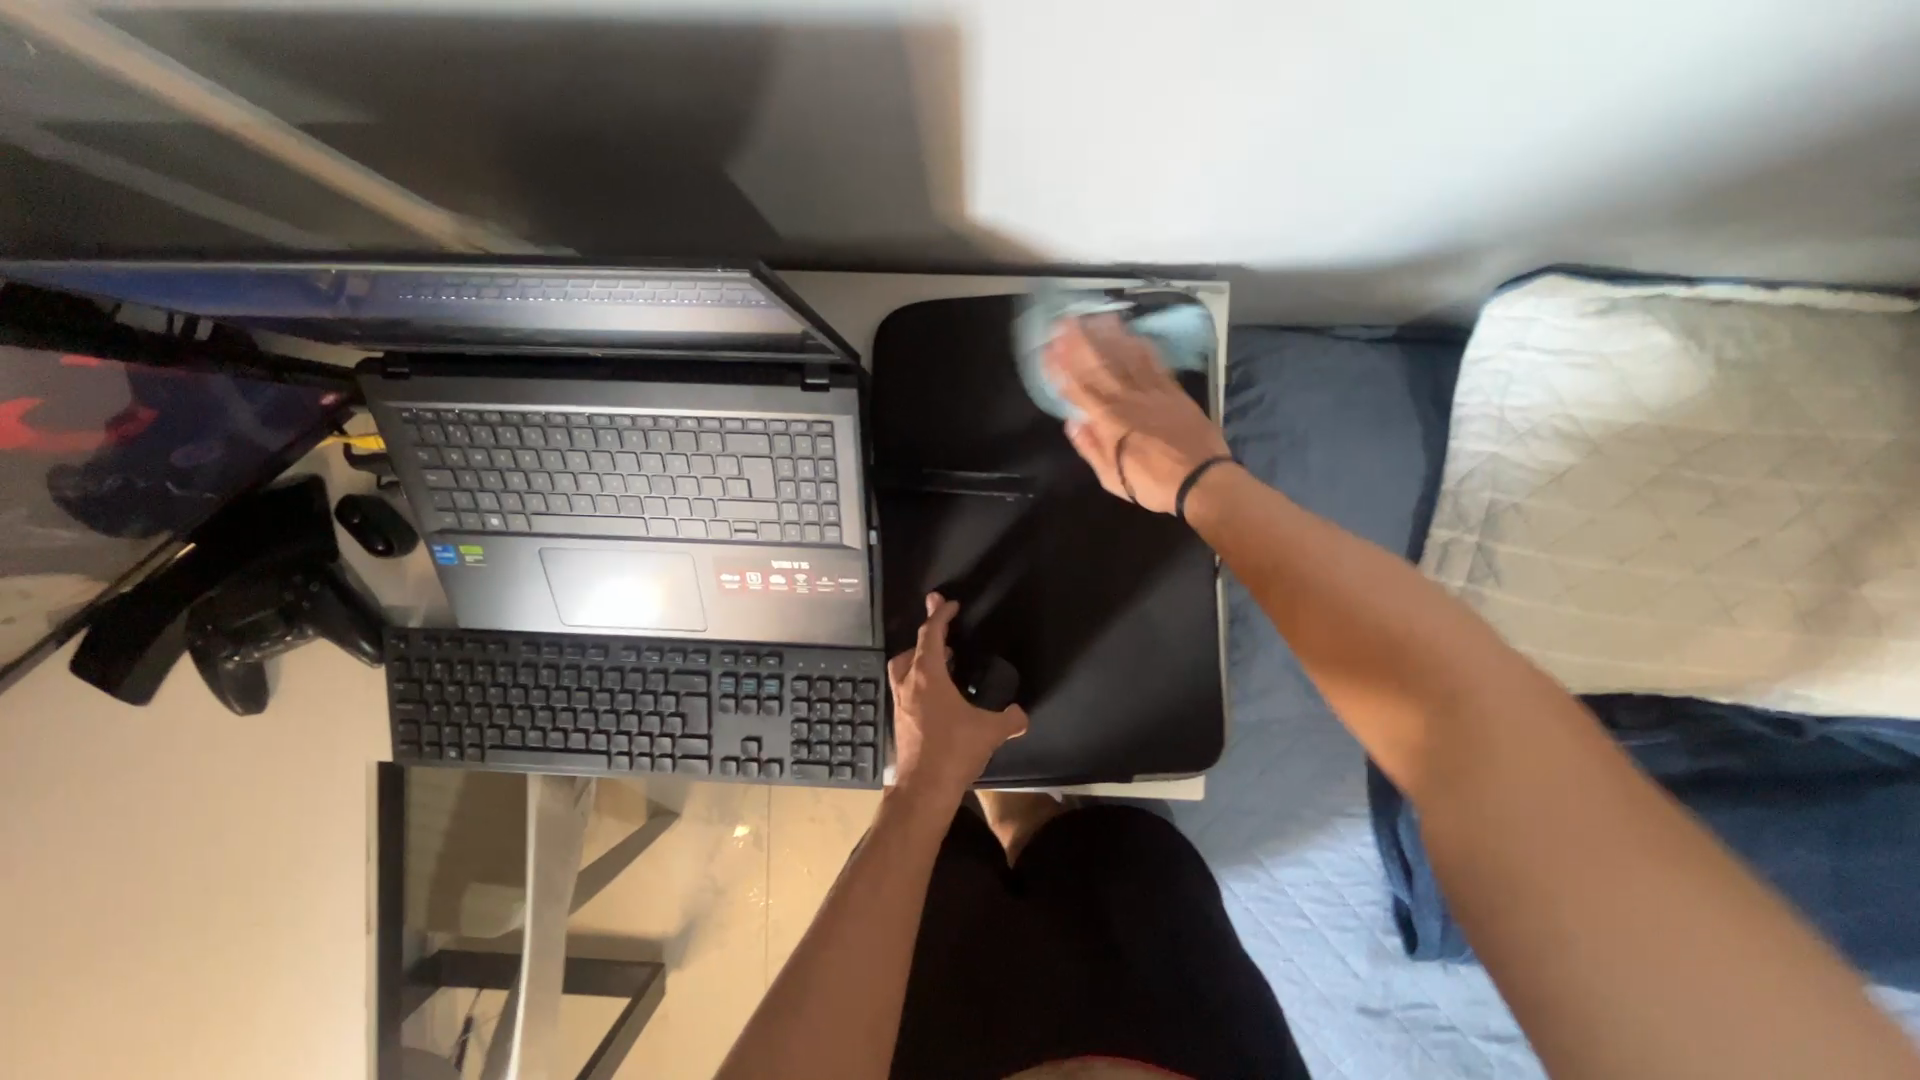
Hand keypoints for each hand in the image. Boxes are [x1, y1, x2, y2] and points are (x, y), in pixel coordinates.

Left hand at [888, 593, 1027, 803]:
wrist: (924, 788)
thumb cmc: (954, 750)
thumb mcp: (990, 731)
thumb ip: (1010, 719)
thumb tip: (1021, 715)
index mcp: (928, 676)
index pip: (931, 635)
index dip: (940, 615)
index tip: (948, 604)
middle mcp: (908, 685)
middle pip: (910, 651)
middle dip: (926, 639)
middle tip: (946, 638)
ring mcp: (900, 705)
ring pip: (902, 671)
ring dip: (918, 662)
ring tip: (941, 666)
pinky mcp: (899, 723)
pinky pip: (905, 692)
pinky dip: (917, 685)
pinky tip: (936, 699)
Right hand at [1046, 314, 1230, 513]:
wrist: (1203, 480)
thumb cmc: (1153, 484)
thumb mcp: (1112, 477)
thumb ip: (1091, 448)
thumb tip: (1073, 422)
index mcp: (1109, 420)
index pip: (1078, 388)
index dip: (1062, 367)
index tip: (1048, 350)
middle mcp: (1128, 399)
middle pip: (1100, 364)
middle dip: (1080, 342)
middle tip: (1065, 322)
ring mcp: (1153, 392)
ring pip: (1126, 358)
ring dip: (1108, 336)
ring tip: (1094, 318)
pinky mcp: (1174, 391)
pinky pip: (1155, 363)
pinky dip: (1141, 347)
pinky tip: (1132, 335)